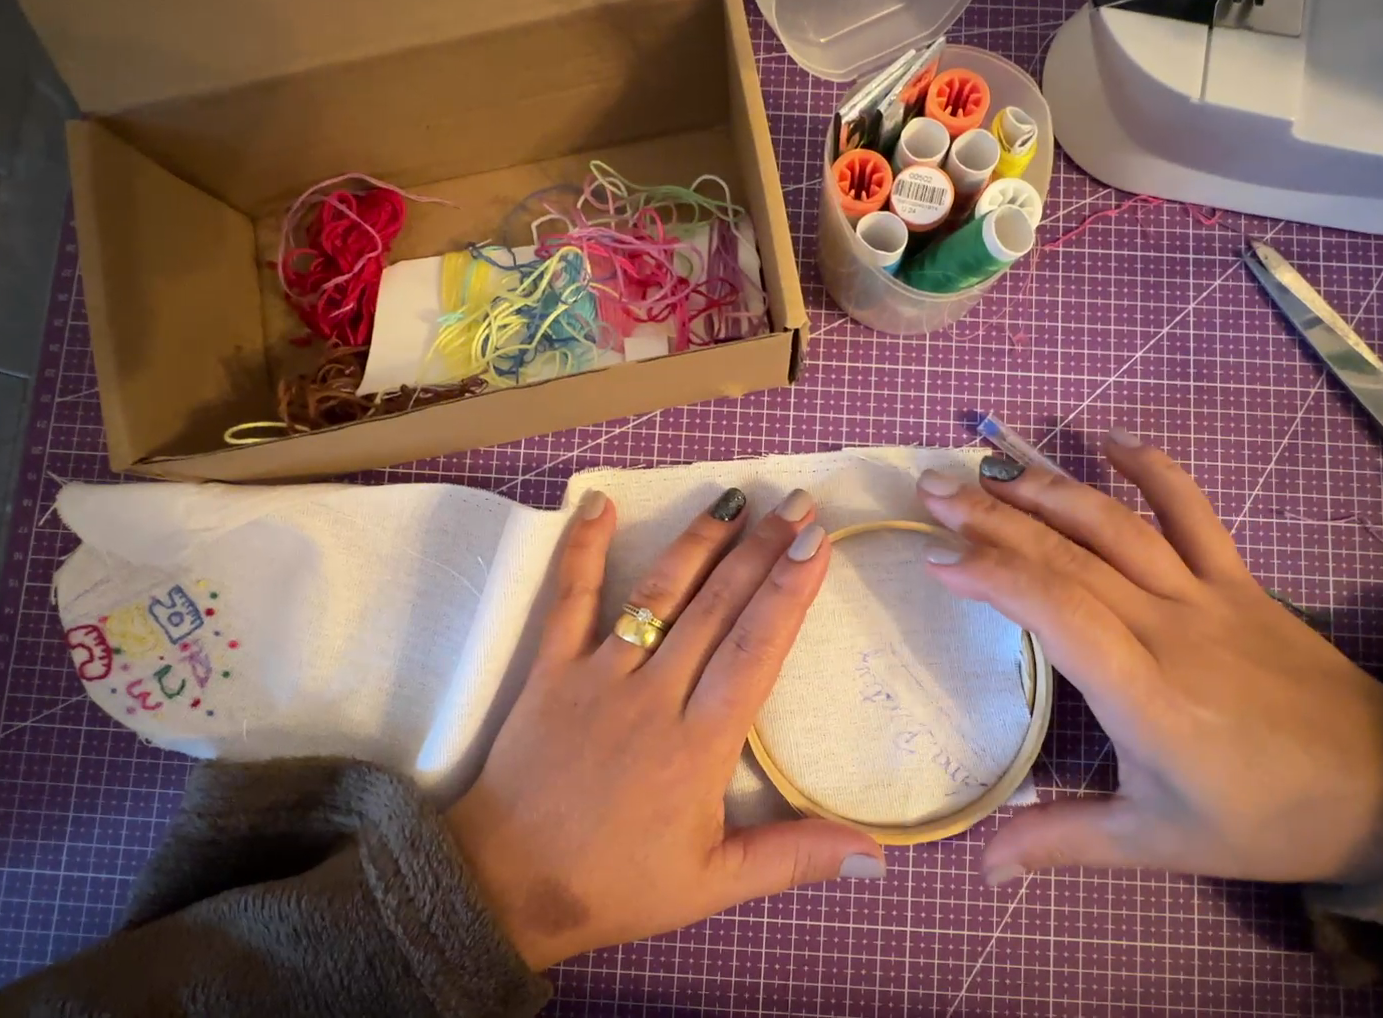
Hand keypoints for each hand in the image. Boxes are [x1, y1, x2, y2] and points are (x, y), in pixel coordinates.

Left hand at [448, 488, 884, 968]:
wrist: (506, 884)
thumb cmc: (617, 883)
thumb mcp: (713, 885)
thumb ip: (793, 858)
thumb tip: (876, 858)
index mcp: (698, 744)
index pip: (754, 650)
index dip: (787, 593)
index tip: (816, 544)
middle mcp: (653, 695)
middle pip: (717, 608)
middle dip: (762, 550)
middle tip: (797, 504)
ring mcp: (598, 674)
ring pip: (658, 594)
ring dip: (699, 541)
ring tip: (735, 498)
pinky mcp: (551, 667)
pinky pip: (569, 598)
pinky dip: (584, 548)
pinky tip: (598, 502)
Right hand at [917, 433, 1382, 887]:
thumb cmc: (1264, 818)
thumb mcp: (1158, 843)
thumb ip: (1063, 840)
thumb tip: (977, 866)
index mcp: (1148, 698)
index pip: (1061, 614)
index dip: (996, 576)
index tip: (937, 558)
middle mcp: (1171, 631)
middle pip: (1072, 557)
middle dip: (994, 516)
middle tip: (933, 487)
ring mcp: (1208, 596)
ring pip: (1119, 526)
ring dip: (1049, 489)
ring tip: (989, 469)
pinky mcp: (1238, 580)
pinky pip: (1195, 512)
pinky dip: (1154, 468)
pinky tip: (1109, 439)